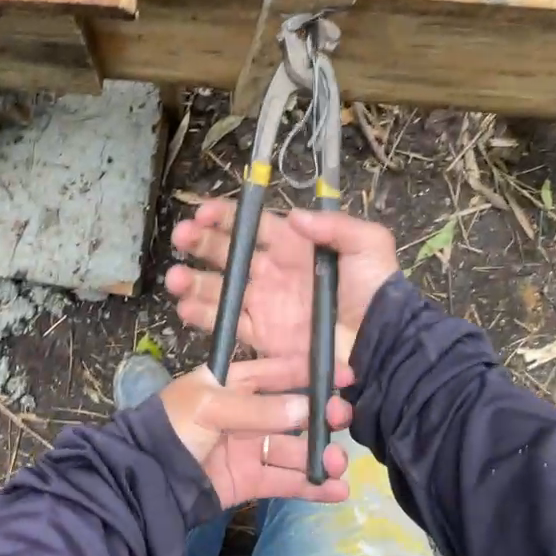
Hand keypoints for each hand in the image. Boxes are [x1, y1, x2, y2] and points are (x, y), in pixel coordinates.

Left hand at [158, 357, 351, 506]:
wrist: (147, 478)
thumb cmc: (174, 427)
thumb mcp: (210, 407)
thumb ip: (259, 410)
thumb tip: (306, 410)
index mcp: (230, 384)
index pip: (276, 372)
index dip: (308, 372)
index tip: (345, 375)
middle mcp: (244, 413)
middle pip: (291, 412)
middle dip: (320, 415)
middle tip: (342, 419)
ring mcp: (248, 447)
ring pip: (293, 449)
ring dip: (319, 455)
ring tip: (337, 463)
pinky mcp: (250, 480)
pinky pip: (286, 480)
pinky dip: (312, 486)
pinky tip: (336, 490)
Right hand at [165, 200, 400, 362]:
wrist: (381, 342)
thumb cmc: (375, 289)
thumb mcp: (368, 244)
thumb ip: (334, 226)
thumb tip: (294, 216)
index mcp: (292, 245)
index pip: (251, 225)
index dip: (224, 217)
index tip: (202, 213)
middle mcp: (270, 272)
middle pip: (226, 254)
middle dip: (199, 244)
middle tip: (180, 239)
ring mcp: (263, 304)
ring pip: (218, 289)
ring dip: (192, 281)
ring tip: (174, 279)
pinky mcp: (261, 335)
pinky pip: (226, 324)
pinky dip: (203, 316)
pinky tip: (185, 308)